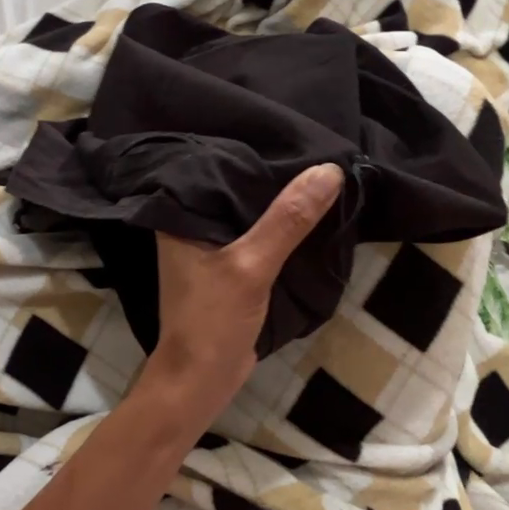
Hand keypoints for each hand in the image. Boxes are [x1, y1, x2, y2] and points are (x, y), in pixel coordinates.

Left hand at [141, 163, 344, 422]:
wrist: (200, 381)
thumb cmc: (212, 320)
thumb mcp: (251, 266)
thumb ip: (287, 221)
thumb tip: (328, 171)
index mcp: (180, 216)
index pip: (213, 166)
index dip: (248, 148)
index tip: (287, 128)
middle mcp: (190, 226)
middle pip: (235, 189)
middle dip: (269, 174)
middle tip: (313, 145)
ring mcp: (210, 249)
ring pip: (249, 215)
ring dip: (278, 204)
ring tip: (319, 172)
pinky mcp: (229, 270)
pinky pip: (258, 239)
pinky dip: (279, 231)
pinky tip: (310, 215)